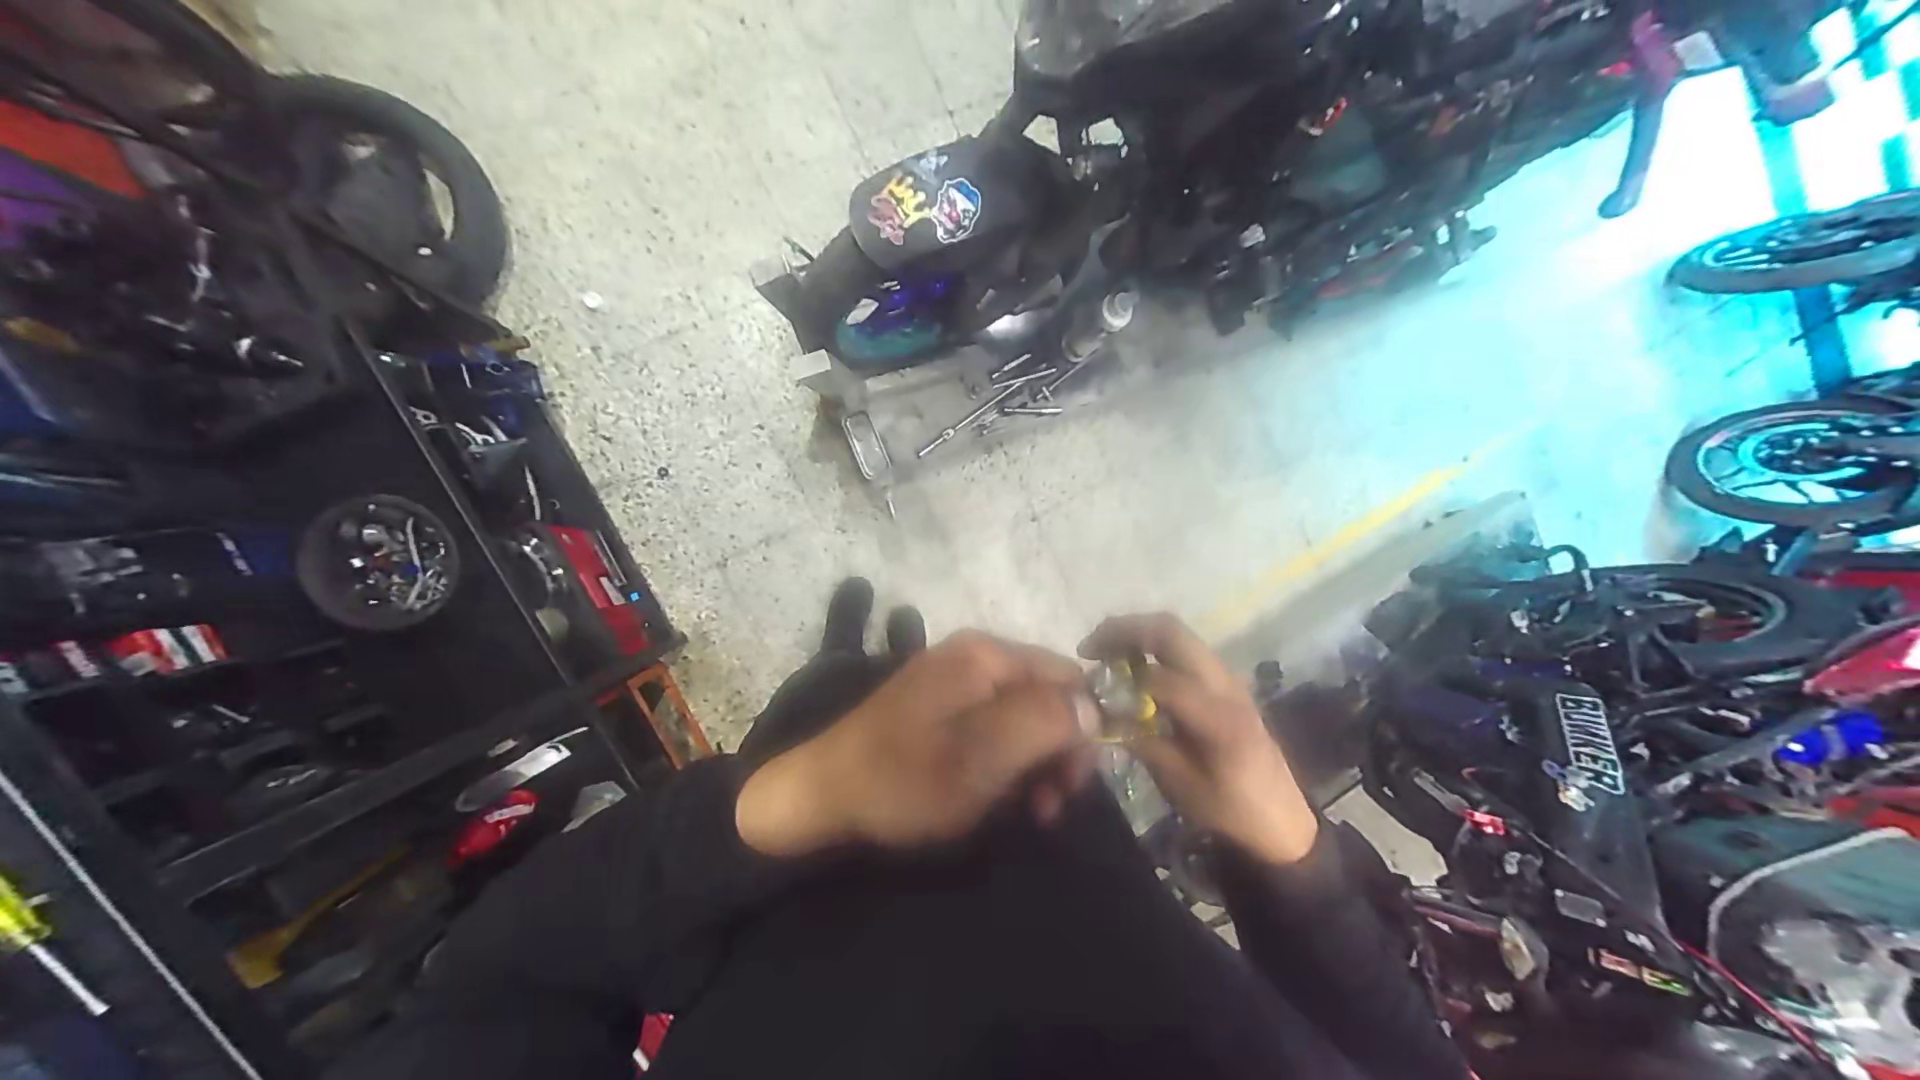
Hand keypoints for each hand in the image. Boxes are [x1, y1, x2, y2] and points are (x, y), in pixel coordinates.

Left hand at [736, 631, 1099, 856]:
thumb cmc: (903, 779)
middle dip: (1057, 750)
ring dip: (1033, 763)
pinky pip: (991, 727)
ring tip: (1027, 811)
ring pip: (1021, 716)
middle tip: (1050, 806)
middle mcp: (973, 657)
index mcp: (985, 657)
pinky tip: (997, 795)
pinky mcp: (937, 708)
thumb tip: (1095, 705)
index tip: (1073, 782)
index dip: (1083, 728)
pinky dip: (1004, 761)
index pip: (1067, 677)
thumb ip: (1043, 722)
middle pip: (1045, 696)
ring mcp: (952, 682)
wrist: (821, 797)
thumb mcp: (980, 756)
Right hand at [1080, 613, 1317, 865]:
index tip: (1090, 685)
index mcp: (1217, 717)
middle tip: (1091, 647)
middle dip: (1124, 630)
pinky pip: (1185, 647)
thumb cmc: (1228, 808)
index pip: (1159, 677)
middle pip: (1170, 632)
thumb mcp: (1178, 783)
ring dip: (1137, 633)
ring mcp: (1228, 677)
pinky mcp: (1225, 680)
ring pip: (1178, 632)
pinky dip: (1153, 645)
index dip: (1119, 678)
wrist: (1281, 820)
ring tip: (1105, 651)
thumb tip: (1099, 712)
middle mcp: (1225, 685)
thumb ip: (1140, 740)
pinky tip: (1132, 664)